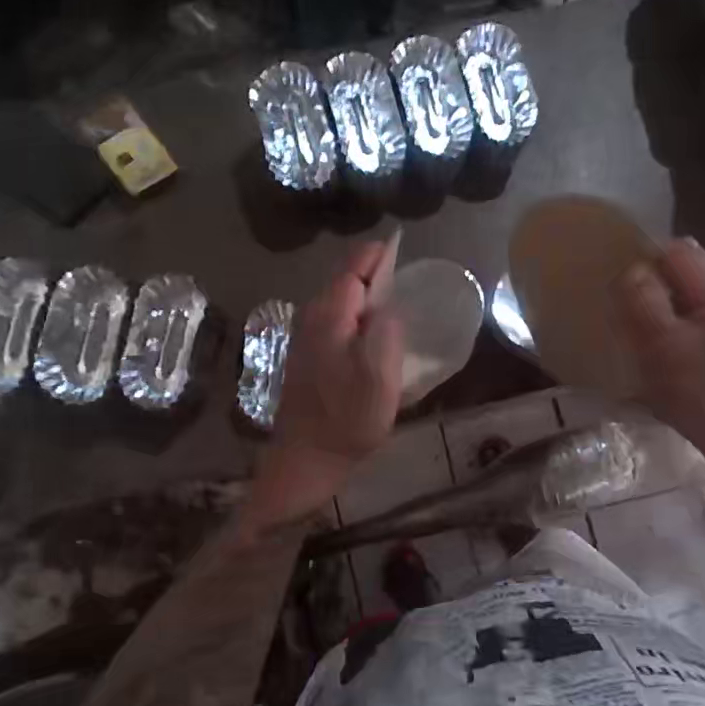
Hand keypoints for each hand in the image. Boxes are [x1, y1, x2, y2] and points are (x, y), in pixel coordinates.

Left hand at [253, 242, 404, 516]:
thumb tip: (388, 306)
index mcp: (330, 316)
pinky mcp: (306, 358)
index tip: (396, 247)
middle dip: (368, 272)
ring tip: (389, 296)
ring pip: (336, 303)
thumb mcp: (379, 375)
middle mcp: (312, 319)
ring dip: (361, 295)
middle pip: (341, 282)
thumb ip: (386, 331)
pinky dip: (352, 315)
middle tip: (399, 273)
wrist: (307, 458)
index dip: (375, 257)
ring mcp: (305, 340)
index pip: (352, 270)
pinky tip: (367, 330)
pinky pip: (333, 322)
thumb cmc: (348, 418)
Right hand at [613, 238, 704, 446]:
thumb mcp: (659, 343)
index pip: (672, 252)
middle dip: (650, 282)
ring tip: (644, 324)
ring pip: (679, 281)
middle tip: (630, 311)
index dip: (643, 267)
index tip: (622, 295)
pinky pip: (686, 299)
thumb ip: (641, 300)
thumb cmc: (693, 389)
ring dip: (657, 297)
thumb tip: (628, 270)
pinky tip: (659, 334)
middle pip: (677, 263)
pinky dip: (668, 310)